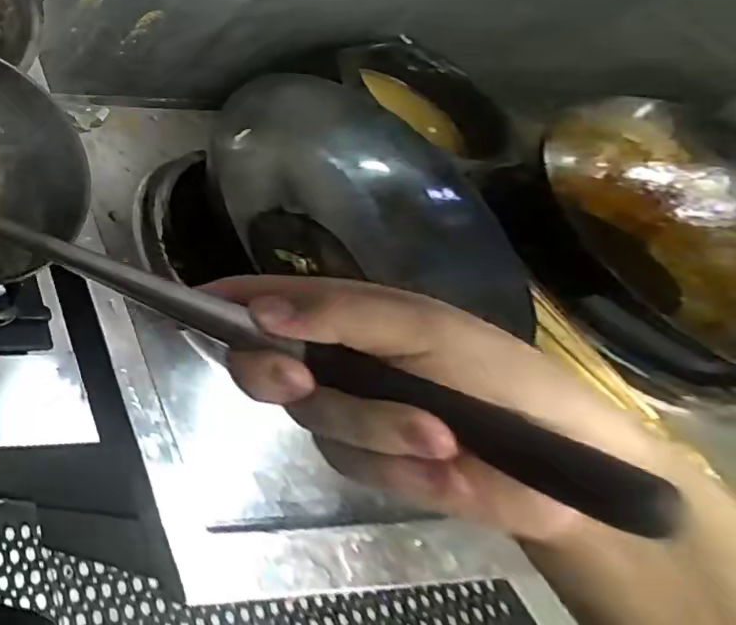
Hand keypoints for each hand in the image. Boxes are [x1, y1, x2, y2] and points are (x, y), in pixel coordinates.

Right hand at [205, 275, 676, 543]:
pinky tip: (446, 467)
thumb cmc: (496, 371)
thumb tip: (257, 312)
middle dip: (271, 373)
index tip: (186, 309)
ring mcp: (339, 409)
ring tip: (438, 436)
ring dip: (371, 427)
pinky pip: (351, 463)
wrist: (580, 468)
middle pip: (254, 363)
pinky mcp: (365, 461)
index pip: (248, 299)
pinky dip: (401, 468)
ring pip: (308, 418)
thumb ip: (337, 314)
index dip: (211, 302)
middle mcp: (318, 358)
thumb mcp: (418, 324)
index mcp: (325, 314)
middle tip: (298, 380)